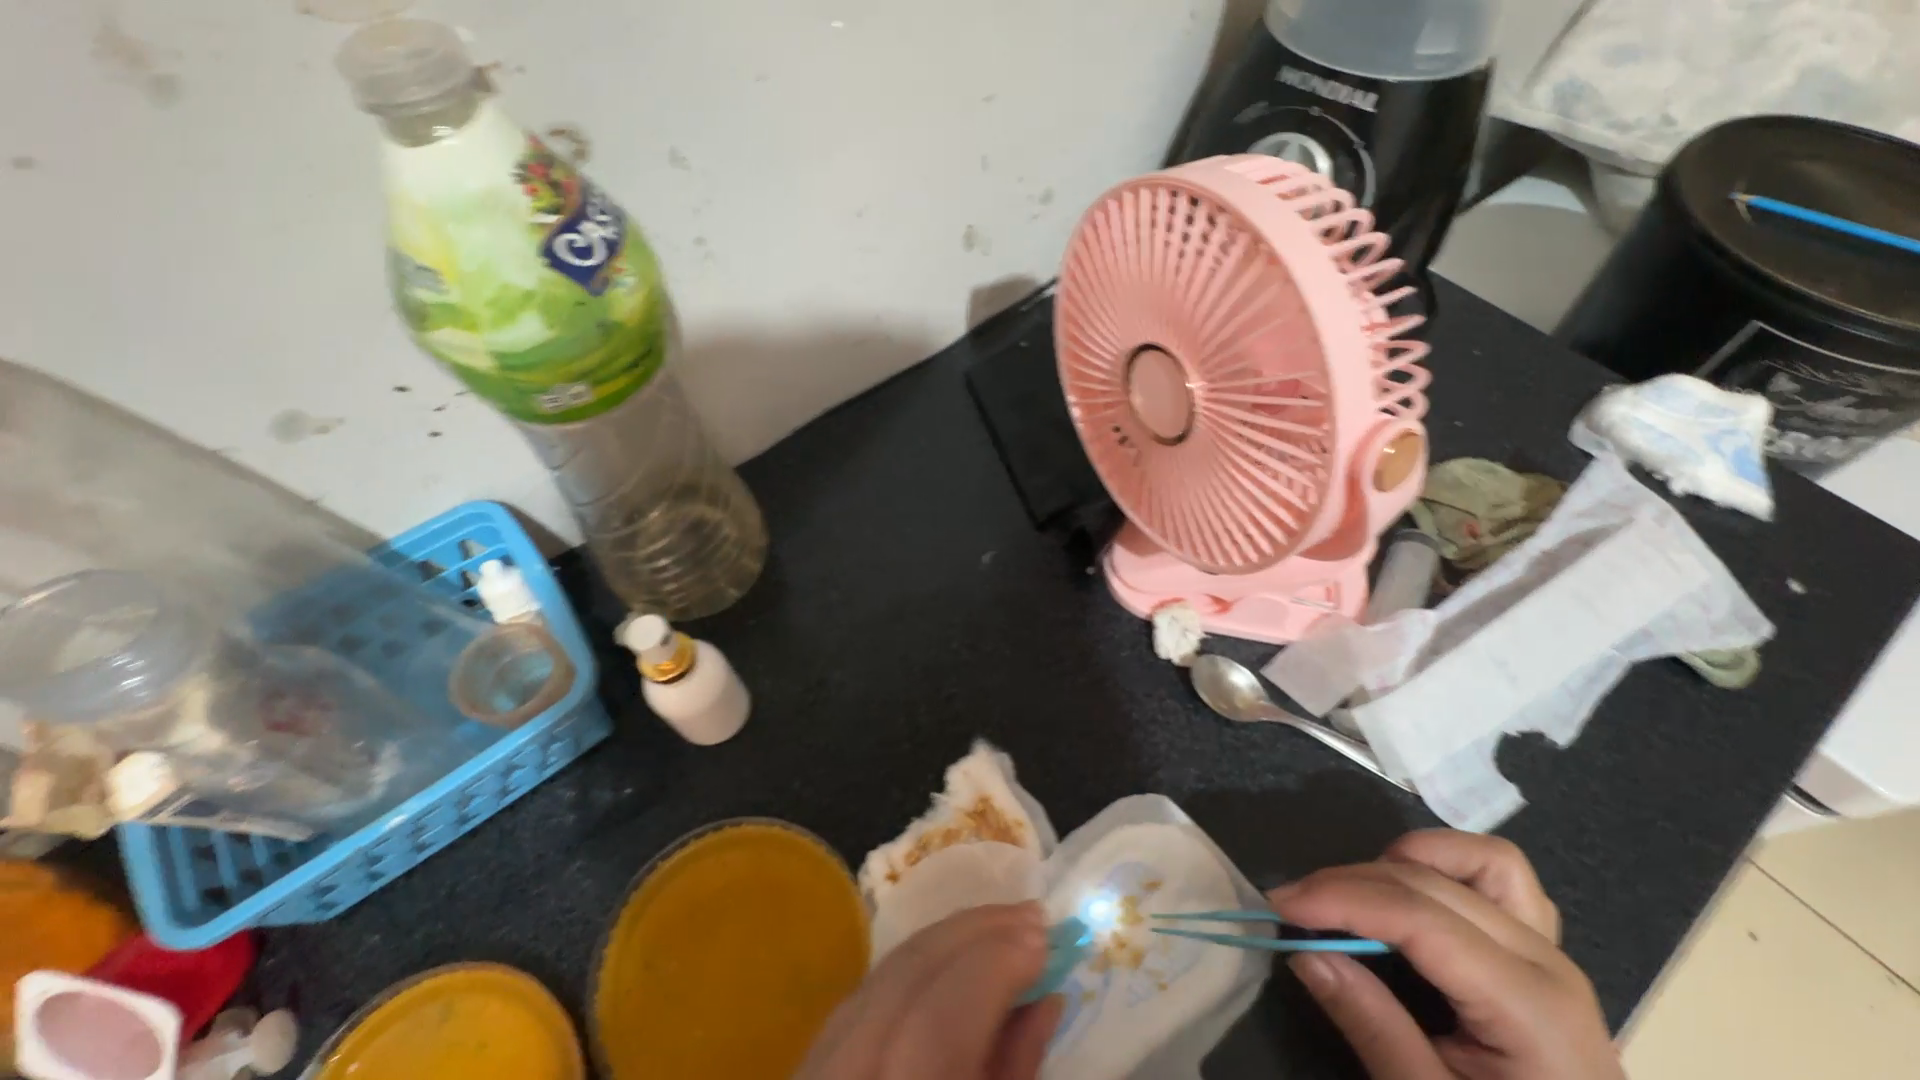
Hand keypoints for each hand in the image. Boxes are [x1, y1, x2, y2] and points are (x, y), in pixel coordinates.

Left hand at [796, 902, 1064, 1079]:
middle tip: (1033, 916)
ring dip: (948, 940)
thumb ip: (1017, 1069)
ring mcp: (816, 1062)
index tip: (1044, 938)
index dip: (993, 968)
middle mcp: (843, 1072)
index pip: (939, 1018)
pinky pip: (863, 995)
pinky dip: (913, 967)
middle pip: (903, 977)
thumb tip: (1045, 996)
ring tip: (1004, 926)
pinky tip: (952, 956)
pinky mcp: (809, 1056)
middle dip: (975, 935)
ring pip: (880, 975)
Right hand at [1269, 830, 1624, 1079]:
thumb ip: (1374, 1028)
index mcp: (1530, 1006)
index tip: (1279, 906)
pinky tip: (1407, 895)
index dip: (1343, 900)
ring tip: (1354, 898)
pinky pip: (1497, 876)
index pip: (1420, 918)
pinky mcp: (1542, 949)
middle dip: (1350, 882)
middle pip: (1432, 881)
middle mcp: (1546, 960)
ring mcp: (1551, 949)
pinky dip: (1444, 866)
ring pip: (1475, 858)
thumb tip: (1305, 955)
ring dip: (1403, 862)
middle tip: (1291, 907)